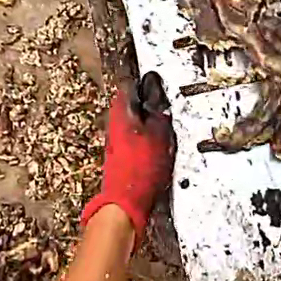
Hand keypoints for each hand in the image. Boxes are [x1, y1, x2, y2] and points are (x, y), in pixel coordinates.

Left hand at [80, 74, 174, 239]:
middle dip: (148, 100)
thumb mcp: (159, 134)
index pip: (129, 83)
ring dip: (148, 120)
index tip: (157, 78)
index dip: (144, 79)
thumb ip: (157, 110)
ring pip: (134, 118)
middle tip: (166, 104)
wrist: (125, 202)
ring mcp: (114, 137)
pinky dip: (146, 136)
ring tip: (165, 127)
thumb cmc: (140, 169)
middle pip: (132, 101)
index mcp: (122, 111)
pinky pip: (135, 135)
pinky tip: (158, 146)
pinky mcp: (119, 152)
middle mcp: (114, 121)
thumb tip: (155, 88)